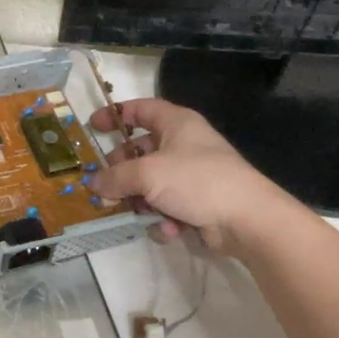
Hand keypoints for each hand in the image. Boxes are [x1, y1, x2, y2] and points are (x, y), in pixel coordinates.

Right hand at [89, 98, 289, 252]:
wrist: (247, 219)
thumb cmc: (196, 181)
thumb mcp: (147, 174)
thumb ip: (114, 177)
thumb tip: (92, 184)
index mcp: (177, 123)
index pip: (142, 109)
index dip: (116, 115)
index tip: (93, 128)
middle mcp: (185, 144)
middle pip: (142, 151)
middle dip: (123, 170)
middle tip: (106, 184)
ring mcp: (192, 175)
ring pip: (151, 183)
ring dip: (142, 200)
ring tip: (138, 211)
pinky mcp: (198, 203)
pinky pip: (168, 206)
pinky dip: (164, 218)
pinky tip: (169, 228)